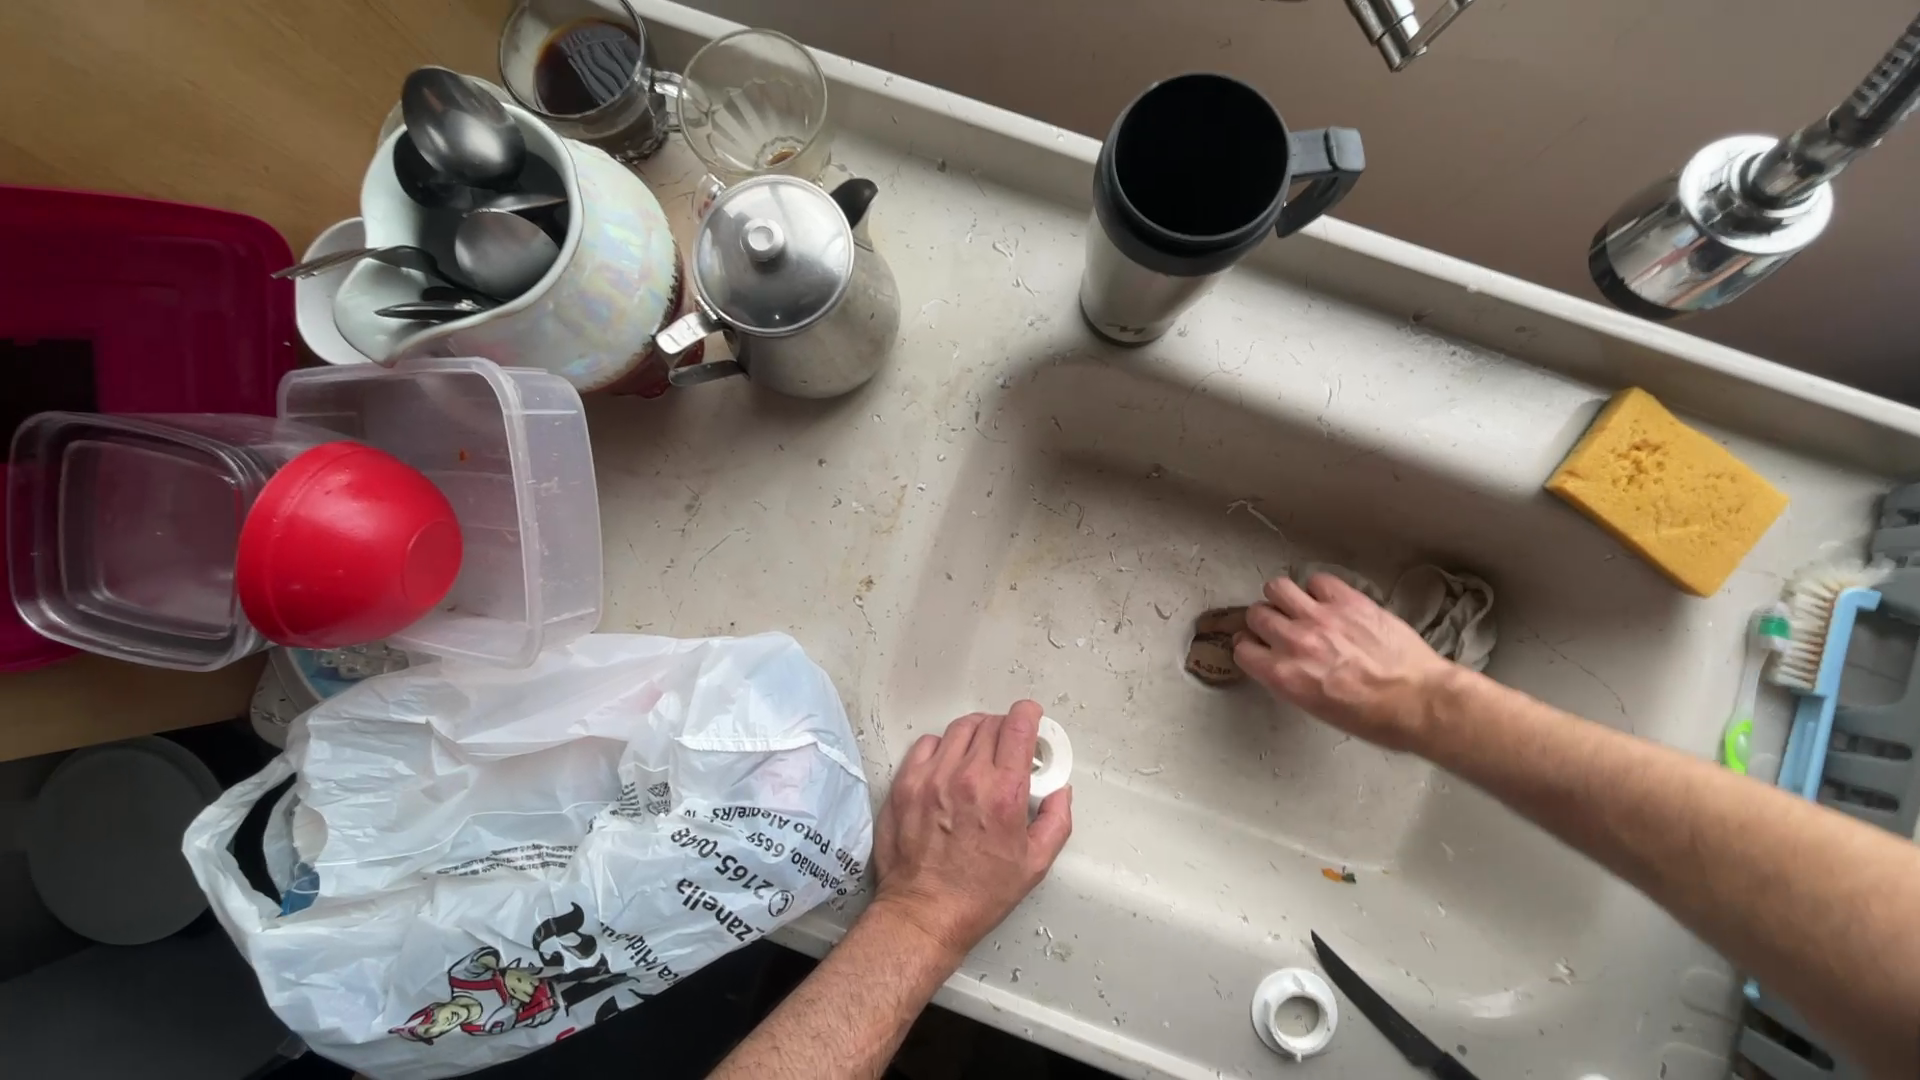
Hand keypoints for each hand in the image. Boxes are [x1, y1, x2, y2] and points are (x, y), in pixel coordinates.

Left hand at [870, 700, 1072, 961]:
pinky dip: (943, 747)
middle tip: (1008, 745)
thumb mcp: (1035, 864)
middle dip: (1005, 727)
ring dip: (976, 732)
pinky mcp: (906, 783)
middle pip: (990, 723)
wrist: (925, 913)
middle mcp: (967, 778)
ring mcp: (932, 777)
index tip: (1030, 717)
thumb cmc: (977, 895)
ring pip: (959, 728)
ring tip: (979, 752)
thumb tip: (1060, 791)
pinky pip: (927, 743)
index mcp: (1004, 794)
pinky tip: (948, 764)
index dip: (1028, 714)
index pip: (1018, 727)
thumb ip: (1056, 820)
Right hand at [1234, 573, 1455, 750]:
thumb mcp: (1316, 708)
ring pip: (1277, 588)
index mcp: (1283, 675)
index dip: (1251, 647)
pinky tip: (1329, 601)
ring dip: (1283, 597)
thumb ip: (1289, 679)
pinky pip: (1317, 580)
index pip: (1243, 648)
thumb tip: (1280, 662)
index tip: (1259, 647)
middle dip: (1265, 621)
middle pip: (1256, 614)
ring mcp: (1320, 617)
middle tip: (1280, 626)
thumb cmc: (1374, 717)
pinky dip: (1318, 589)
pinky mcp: (1347, 601)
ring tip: (1298, 606)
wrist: (1421, 701)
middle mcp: (1294, 642)